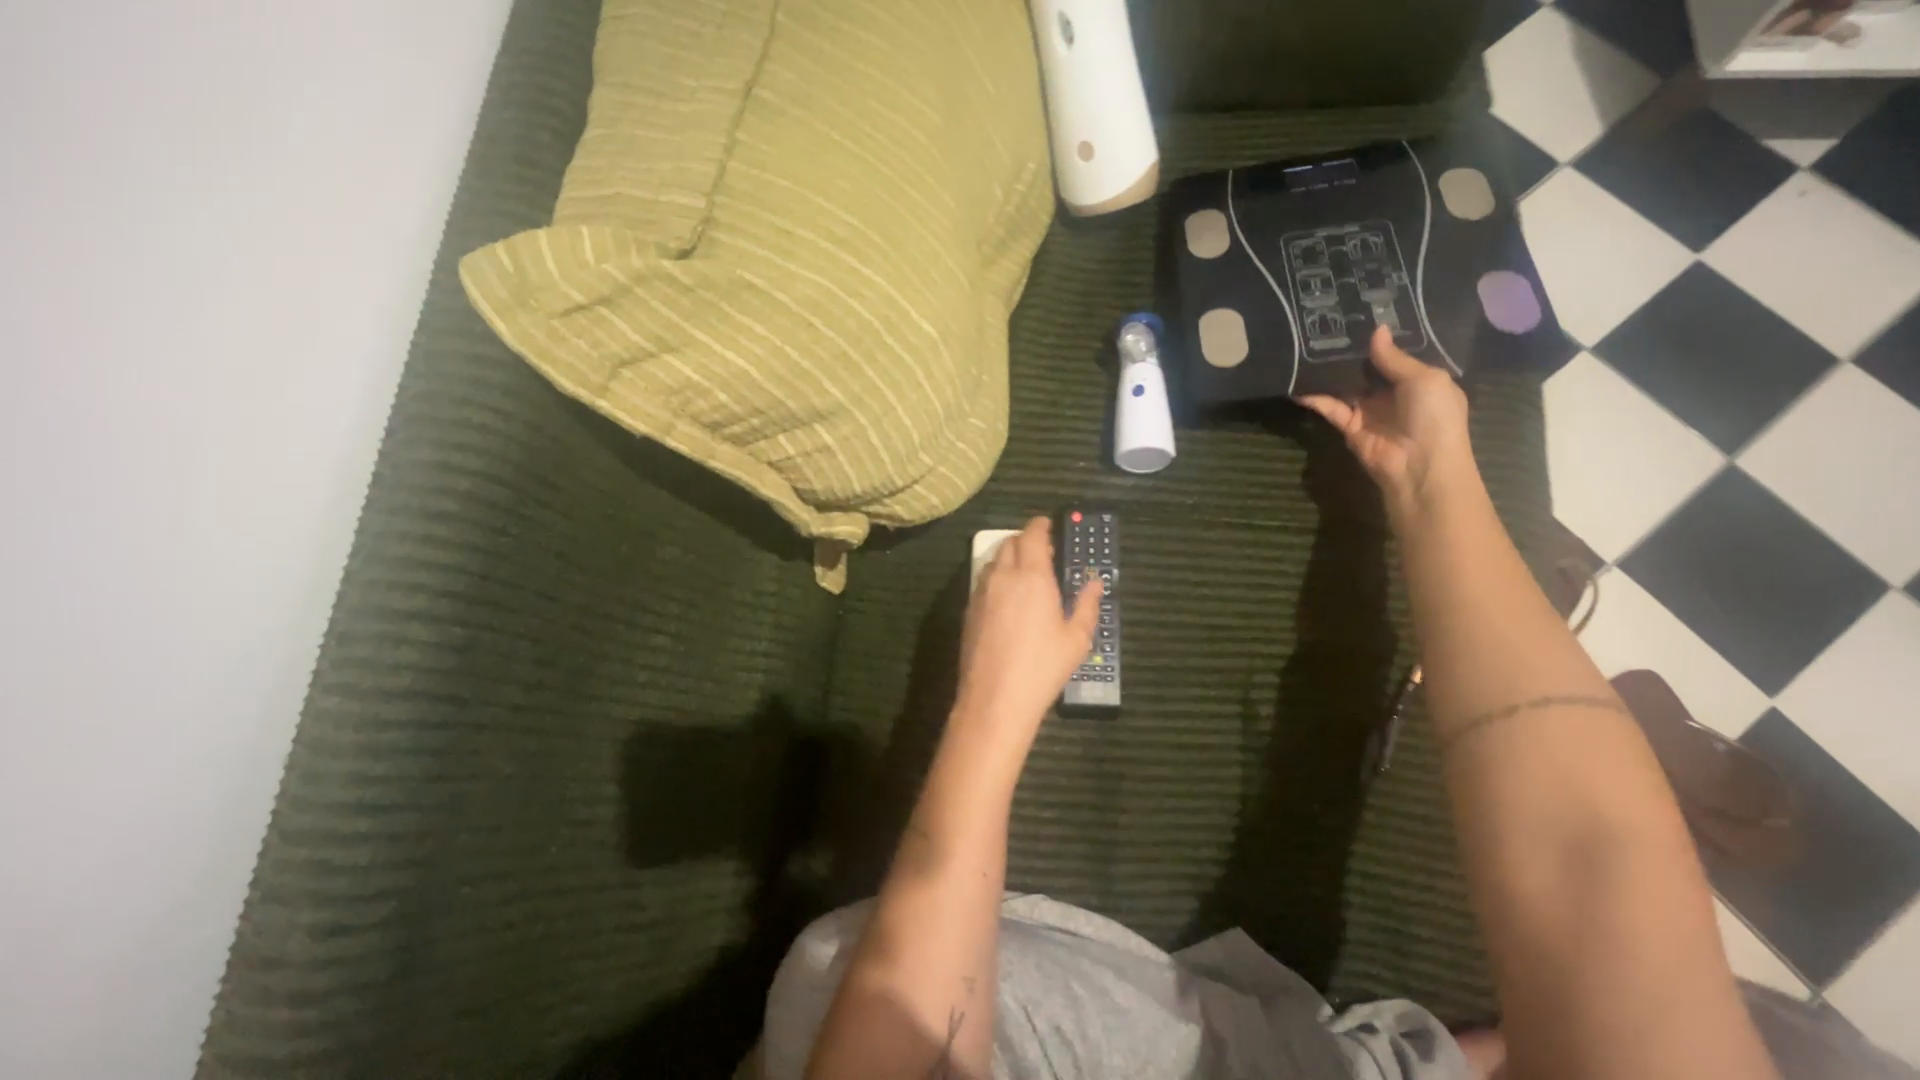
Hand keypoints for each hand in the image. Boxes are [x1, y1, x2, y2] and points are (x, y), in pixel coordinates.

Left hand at [952, 517, 1101, 750]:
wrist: (995, 699)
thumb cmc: (1042, 667)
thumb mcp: (1076, 638)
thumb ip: (1086, 603)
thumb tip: (1095, 581)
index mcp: (1032, 576)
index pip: (1033, 535)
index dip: (1042, 526)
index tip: (1050, 526)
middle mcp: (1002, 577)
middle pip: (1010, 543)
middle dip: (1026, 541)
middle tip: (1044, 553)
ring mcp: (980, 593)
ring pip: (994, 562)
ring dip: (1010, 559)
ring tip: (1027, 576)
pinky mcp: (968, 611)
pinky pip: (983, 582)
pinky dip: (997, 579)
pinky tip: (1009, 601)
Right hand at [1296, 326, 1475, 520]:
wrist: (1420, 465)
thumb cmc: (1435, 416)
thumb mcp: (1424, 378)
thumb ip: (1395, 357)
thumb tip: (1376, 330)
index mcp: (1419, 381)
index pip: (1396, 355)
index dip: (1380, 339)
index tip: (1359, 315)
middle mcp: (1393, 394)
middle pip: (1367, 368)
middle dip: (1350, 351)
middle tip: (1327, 325)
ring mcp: (1369, 411)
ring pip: (1345, 385)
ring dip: (1328, 371)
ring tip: (1306, 346)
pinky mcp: (1349, 427)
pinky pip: (1330, 407)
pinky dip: (1314, 397)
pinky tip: (1297, 382)